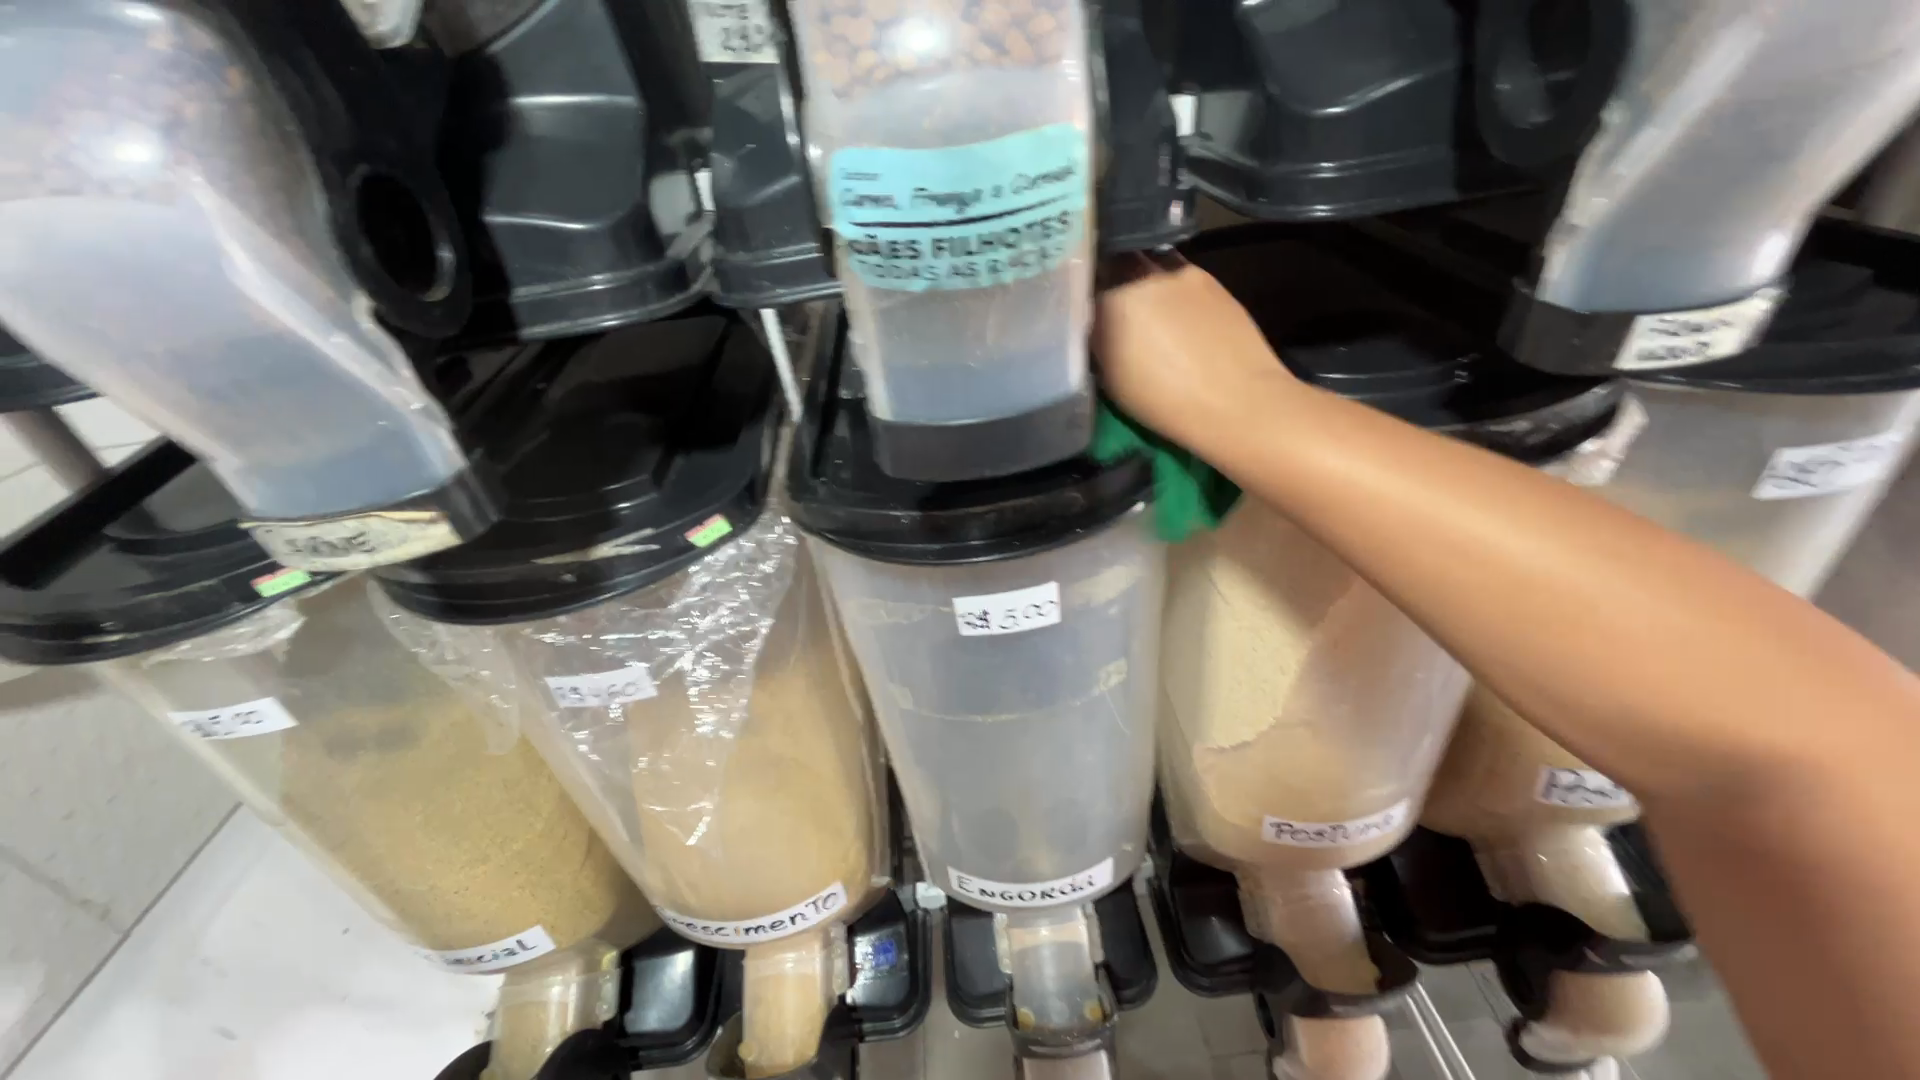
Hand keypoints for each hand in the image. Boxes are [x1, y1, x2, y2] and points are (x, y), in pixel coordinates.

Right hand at [1092, 253, 1297, 448]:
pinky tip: (1178, 318)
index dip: (1081, 297)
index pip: (1085, 284)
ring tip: (1148, 315)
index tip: (1084, 314)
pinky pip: (1179, 278)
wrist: (1239, 400)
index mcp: (1112, 301)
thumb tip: (1094, 324)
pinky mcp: (1211, 279)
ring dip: (1143, 284)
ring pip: (1150, 267)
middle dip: (1112, 283)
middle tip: (1114, 312)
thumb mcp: (1111, 379)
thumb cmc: (1166, 401)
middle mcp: (1143, 275)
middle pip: (1118, 266)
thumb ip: (1098, 341)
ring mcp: (1180, 272)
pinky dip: (1172, 293)